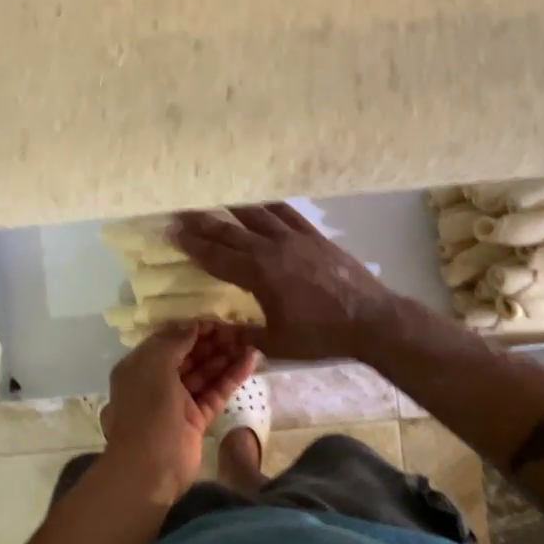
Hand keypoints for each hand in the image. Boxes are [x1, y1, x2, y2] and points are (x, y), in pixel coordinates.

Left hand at [100, 322, 258, 501]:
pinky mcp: (196, 419)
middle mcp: (157, 381)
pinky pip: (216, 392)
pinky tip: (251, 361)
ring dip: (226, 357)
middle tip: (240, 329)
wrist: (150, 467)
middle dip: (212, 341)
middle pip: (188, 355)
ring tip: (251, 341)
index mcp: (139, 366)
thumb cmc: (148, 409)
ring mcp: (178, 402)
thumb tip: (192, 325)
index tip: (219, 319)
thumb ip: (175, 342)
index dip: (192, 329)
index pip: (168, 340)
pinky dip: (232, 377)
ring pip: (205, 373)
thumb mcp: (155, 366)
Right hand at [171, 203, 398, 360]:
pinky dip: (267, 206)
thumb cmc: (321, 335)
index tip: (173, 233)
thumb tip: (215, 331)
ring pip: (256, 215)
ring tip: (214, 200)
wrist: (370, 319)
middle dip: (203, 222)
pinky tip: (258, 203)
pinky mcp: (314, 236)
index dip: (193, 245)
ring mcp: (295, 238)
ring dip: (231, 208)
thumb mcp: (277, 343)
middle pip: (230, 231)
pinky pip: (286, 213)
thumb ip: (244, 335)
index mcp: (259, 274)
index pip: (217, 256)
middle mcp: (272, 248)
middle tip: (181, 213)